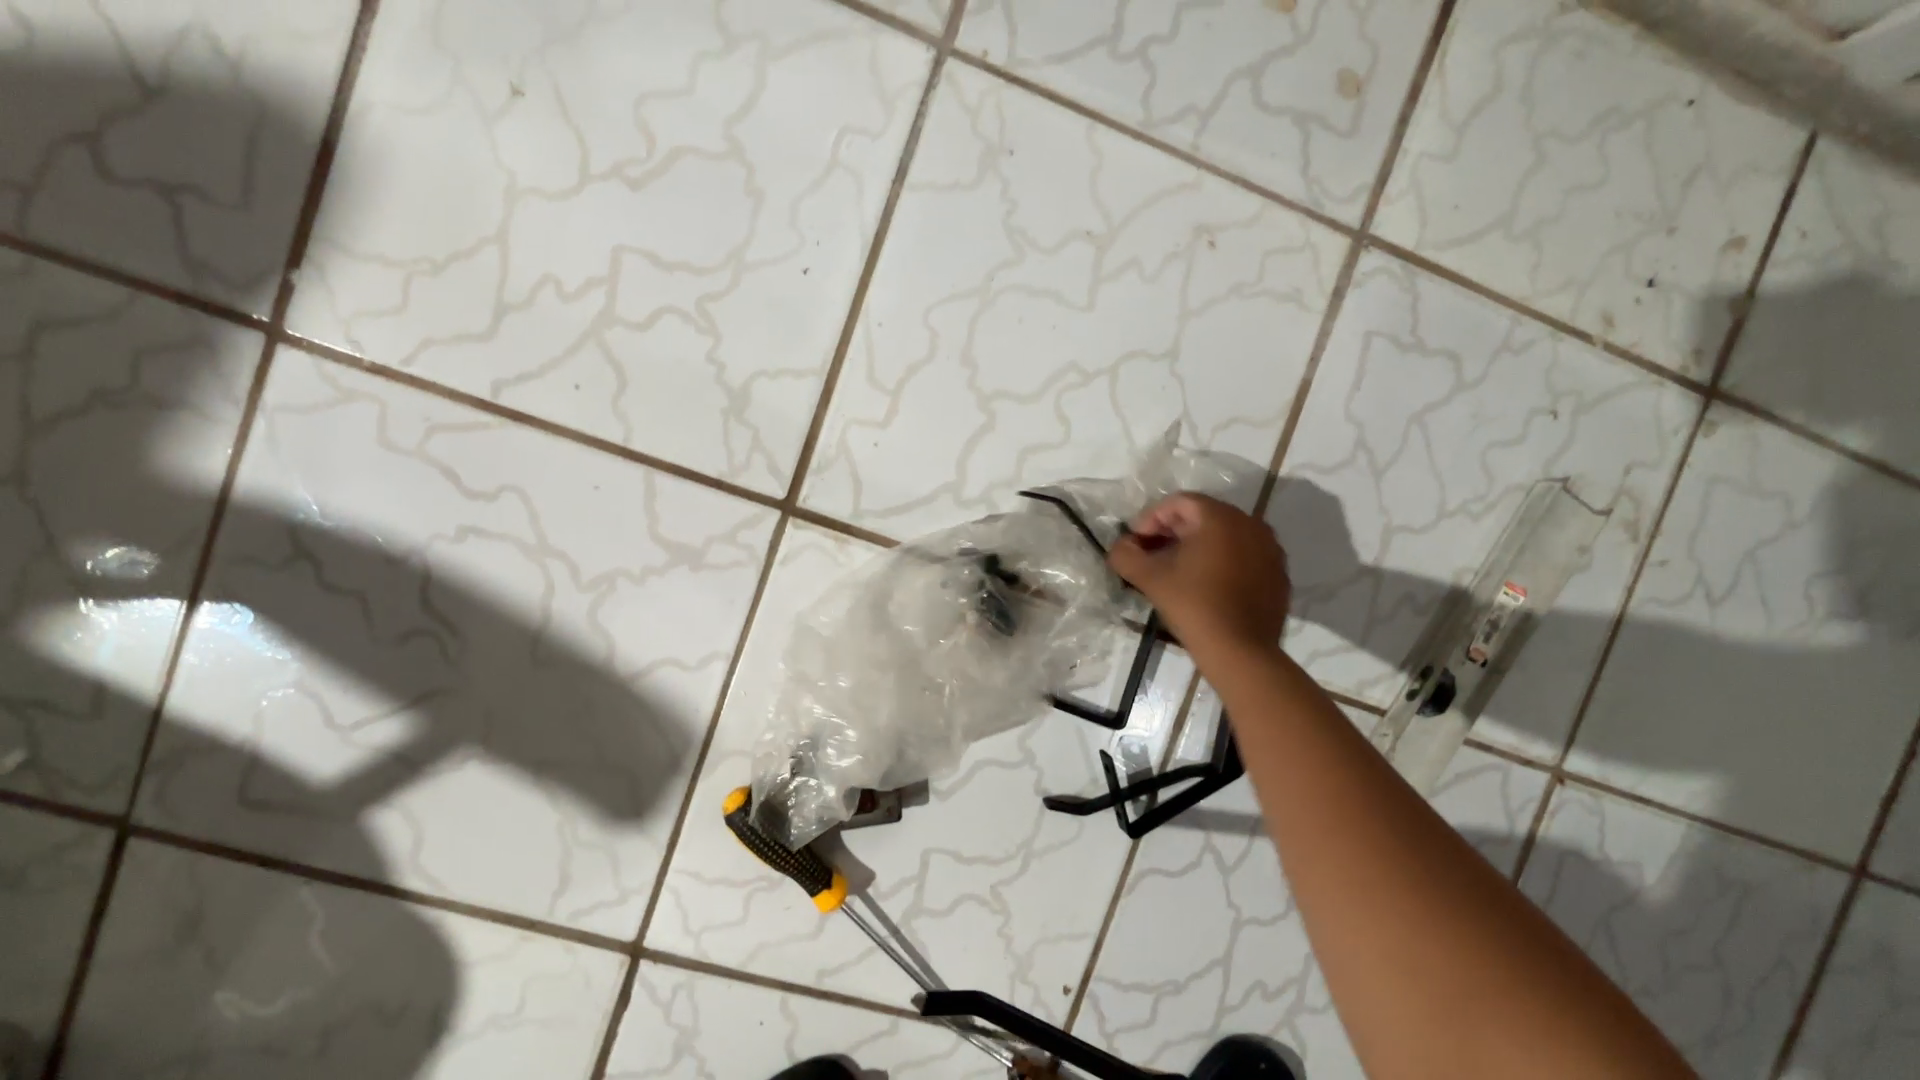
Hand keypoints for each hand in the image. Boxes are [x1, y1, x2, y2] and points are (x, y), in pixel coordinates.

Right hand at [1108, 493, 1289, 654]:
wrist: (1241, 652)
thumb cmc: (1194, 607)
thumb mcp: (1150, 579)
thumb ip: (1126, 556)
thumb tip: (1120, 547)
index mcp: (1220, 518)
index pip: (1179, 502)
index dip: (1151, 519)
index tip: (1136, 543)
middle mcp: (1250, 524)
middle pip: (1204, 517)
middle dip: (1174, 532)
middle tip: (1152, 556)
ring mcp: (1270, 549)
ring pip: (1226, 536)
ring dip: (1198, 547)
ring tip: (1178, 571)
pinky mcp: (1278, 574)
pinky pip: (1245, 556)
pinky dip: (1223, 562)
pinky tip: (1207, 586)